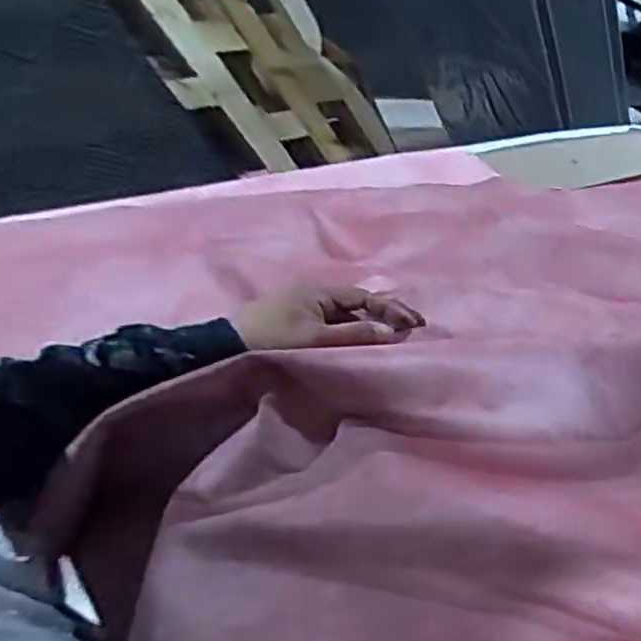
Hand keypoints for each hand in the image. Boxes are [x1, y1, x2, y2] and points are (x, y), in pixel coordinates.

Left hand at [232, 285, 425, 349]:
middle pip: (360, 303)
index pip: (365, 297)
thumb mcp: (318, 338)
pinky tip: (370, 338)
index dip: (393, 309)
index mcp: (317, 292)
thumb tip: (393, 332)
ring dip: (374, 322)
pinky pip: (339, 321)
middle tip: (414, 326)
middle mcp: (313, 294)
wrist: (225, 348)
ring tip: (396, 334)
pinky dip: (358, 328)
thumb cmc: (274, 339)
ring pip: (350, 313)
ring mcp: (305, 306)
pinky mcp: (300, 320)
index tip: (415, 323)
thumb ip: (358, 334)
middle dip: (388, 314)